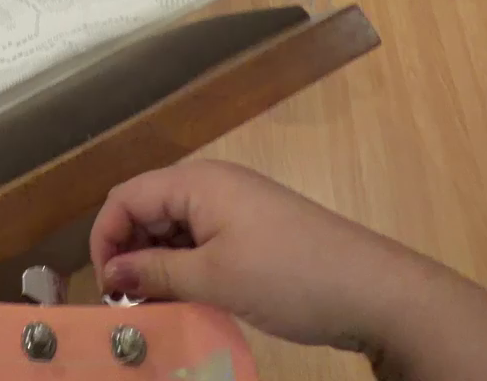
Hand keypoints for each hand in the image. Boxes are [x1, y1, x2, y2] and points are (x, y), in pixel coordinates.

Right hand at [91, 160, 425, 349]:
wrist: (379, 292)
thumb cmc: (289, 277)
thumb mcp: (215, 279)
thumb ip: (155, 273)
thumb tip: (110, 274)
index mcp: (194, 182)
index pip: (126, 198)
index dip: (106, 238)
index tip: (106, 288)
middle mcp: (209, 183)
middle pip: (147, 208)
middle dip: (130, 251)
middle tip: (129, 302)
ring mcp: (233, 204)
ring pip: (173, 226)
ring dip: (157, 262)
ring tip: (157, 305)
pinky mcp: (252, 227)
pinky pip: (201, 238)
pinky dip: (186, 264)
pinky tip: (190, 296)